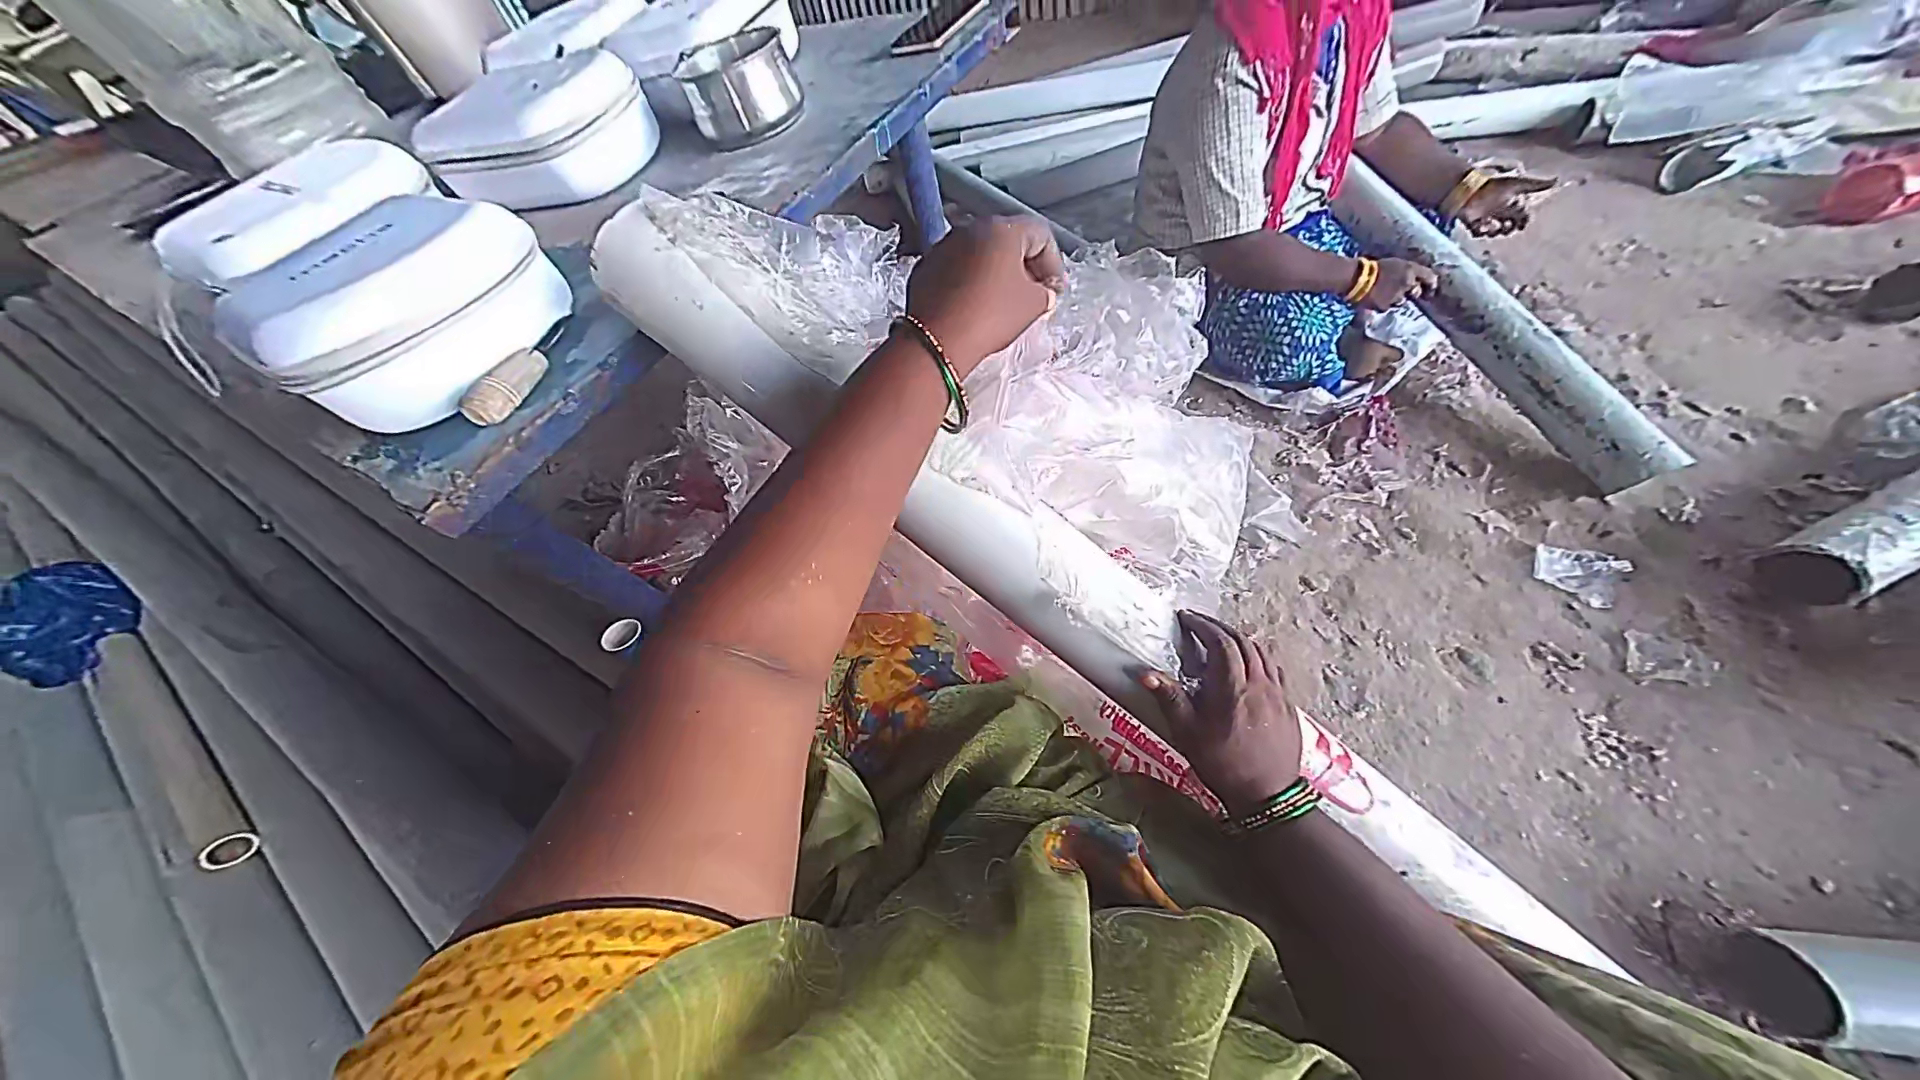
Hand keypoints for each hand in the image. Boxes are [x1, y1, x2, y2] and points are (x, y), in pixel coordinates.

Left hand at [905, 216, 1065, 375]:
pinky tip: (977, 309)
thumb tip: (1042, 293)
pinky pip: (958, 271)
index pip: (1041, 235)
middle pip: (1009, 241)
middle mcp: (970, 230)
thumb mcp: (1033, 305)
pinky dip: (972, 285)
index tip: (1055, 288)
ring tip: (1004, 305)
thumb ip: (1045, 292)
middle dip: (1025, 268)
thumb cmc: (987, 317)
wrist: (937, 340)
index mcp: (1002, 230)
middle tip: (1034, 296)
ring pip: (981, 255)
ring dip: (997, 276)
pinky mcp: (927, 269)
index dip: (1054, 264)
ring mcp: (945, 248)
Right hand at [1139, 610, 1301, 816]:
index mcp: (1234, 688)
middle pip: (1243, 641)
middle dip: (1219, 628)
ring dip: (1239, 639)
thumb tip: (1145, 674)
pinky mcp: (1288, 705)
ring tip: (1220, 639)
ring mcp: (1278, 694)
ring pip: (1262, 652)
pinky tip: (1247, 664)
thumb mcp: (1188, 733)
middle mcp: (1260, 684)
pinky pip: (1274, 668)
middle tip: (1199, 625)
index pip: (1221, 643)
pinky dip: (1257, 656)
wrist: (1267, 796)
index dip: (1203, 626)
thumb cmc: (1222, 764)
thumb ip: (1170, 699)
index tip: (1186, 619)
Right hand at [1359, 257, 1435, 310]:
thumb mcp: (1394, 264)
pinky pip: (1387, 307)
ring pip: (1400, 301)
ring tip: (1385, 297)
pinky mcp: (1385, 306)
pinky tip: (1375, 301)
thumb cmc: (1373, 267)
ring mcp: (1396, 296)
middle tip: (1402, 292)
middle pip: (1415, 291)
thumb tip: (1413, 280)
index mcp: (1411, 269)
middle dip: (1411, 292)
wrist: (1356, 279)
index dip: (1431, 283)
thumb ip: (1405, 272)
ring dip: (1395, 299)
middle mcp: (1407, 283)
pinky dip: (1383, 305)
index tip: (1430, 289)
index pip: (1429, 276)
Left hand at [1458, 174, 1555, 237]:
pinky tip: (1483, 226)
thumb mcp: (1518, 182)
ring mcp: (1486, 216)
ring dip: (1495, 231)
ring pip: (1494, 230)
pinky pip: (1478, 232)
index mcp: (1512, 201)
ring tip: (1493, 226)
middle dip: (1509, 229)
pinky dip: (1481, 232)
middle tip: (1507, 227)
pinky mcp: (1472, 221)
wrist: (1471, 186)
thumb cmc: (1495, 183)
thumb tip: (1558, 180)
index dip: (1523, 220)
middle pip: (1508, 225)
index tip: (1522, 224)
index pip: (1521, 215)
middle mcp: (1499, 209)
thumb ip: (1536, 184)